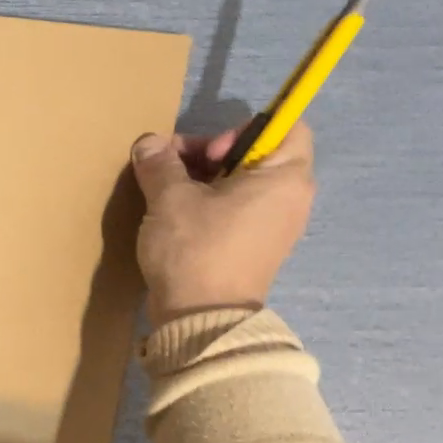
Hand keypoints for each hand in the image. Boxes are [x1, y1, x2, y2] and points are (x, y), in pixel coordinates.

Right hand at [130, 123, 316, 327]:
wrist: (201, 315)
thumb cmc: (194, 249)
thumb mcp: (169, 200)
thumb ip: (160, 165)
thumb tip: (148, 142)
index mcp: (285, 176)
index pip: (284, 126)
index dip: (239, 131)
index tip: (204, 154)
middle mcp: (293, 196)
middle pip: (258, 156)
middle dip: (212, 157)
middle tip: (173, 173)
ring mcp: (279, 225)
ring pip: (245, 185)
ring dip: (208, 183)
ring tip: (170, 199)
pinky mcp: (259, 248)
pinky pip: (241, 212)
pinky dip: (214, 207)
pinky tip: (181, 222)